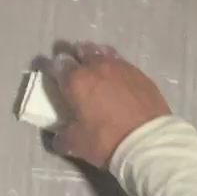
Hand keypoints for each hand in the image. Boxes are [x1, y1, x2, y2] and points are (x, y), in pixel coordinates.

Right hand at [45, 42, 172, 168]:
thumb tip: (57, 137)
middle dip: (74, 57)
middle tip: (73, 70)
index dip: (49, 67)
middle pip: (81, 50)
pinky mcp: (139, 73)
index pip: (56, 64)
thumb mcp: (76, 144)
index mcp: (76, 80)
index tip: (49, 74)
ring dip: (95, 57)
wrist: (147, 140)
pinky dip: (114, 67)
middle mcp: (96, 66)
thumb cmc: (105, 139)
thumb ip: (61, 137)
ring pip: (102, 51)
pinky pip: (121, 62)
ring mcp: (121, 66)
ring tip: (94, 69)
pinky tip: (116, 78)